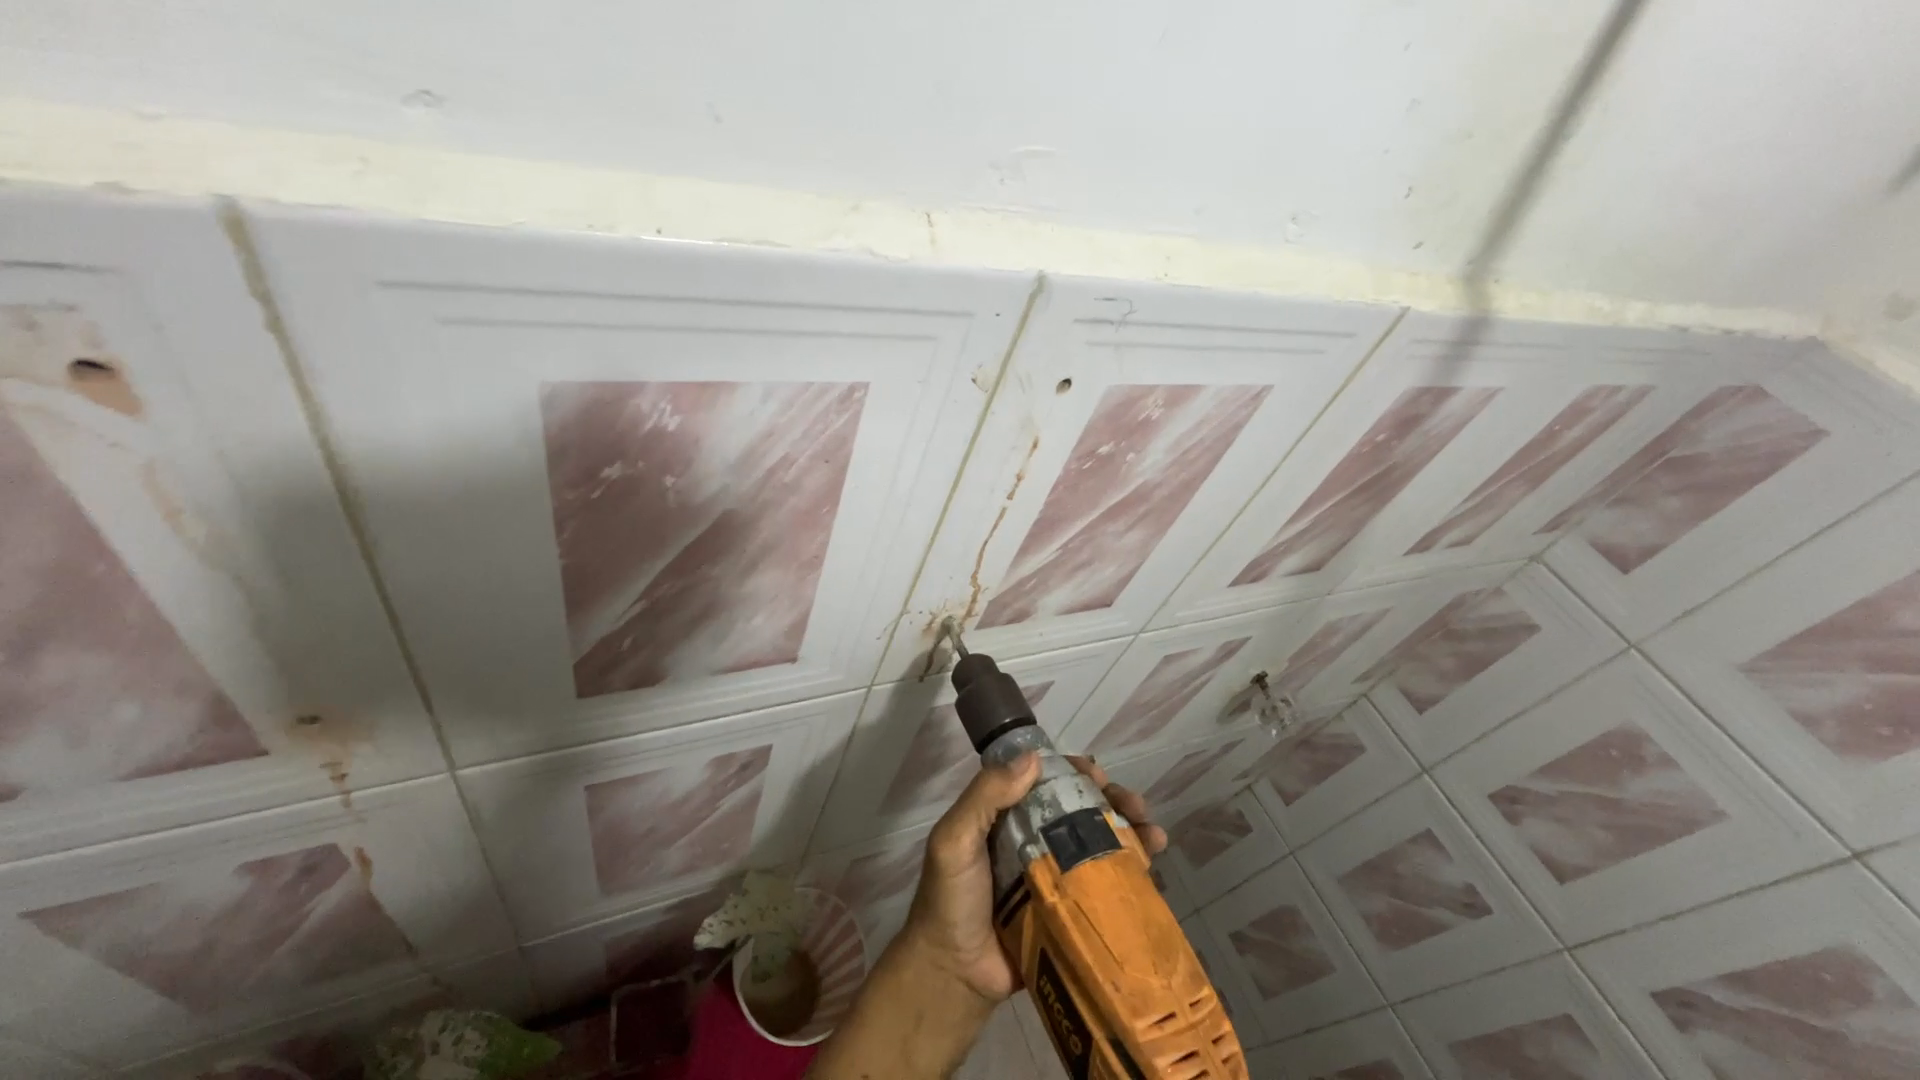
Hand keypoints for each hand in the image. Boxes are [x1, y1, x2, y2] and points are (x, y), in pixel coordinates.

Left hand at [900, 753, 1169, 1003]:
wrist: (954, 973)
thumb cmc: (950, 899)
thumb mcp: (955, 839)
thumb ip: (985, 797)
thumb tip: (1034, 759)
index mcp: (1007, 818)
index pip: (1047, 783)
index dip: (1075, 773)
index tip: (1097, 773)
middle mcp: (1035, 840)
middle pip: (1082, 810)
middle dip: (1115, 801)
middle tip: (1136, 805)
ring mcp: (1057, 877)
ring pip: (1100, 844)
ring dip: (1133, 833)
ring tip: (1155, 836)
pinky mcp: (1072, 911)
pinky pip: (1107, 886)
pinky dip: (1133, 875)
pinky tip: (1153, 872)